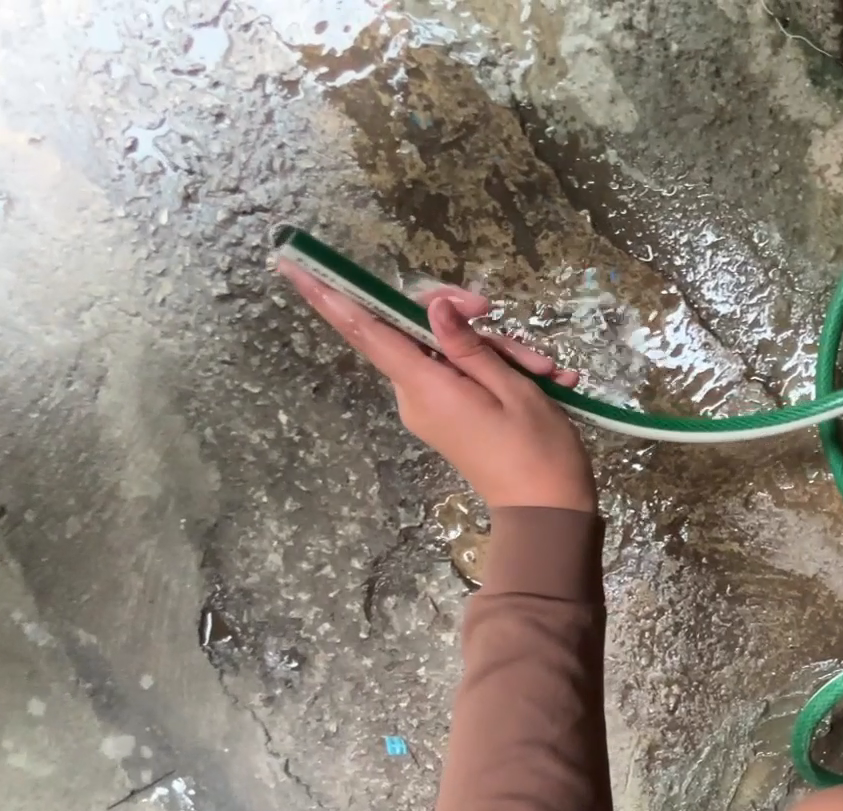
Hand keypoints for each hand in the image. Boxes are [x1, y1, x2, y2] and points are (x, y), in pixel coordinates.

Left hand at [277, 261, 594, 511]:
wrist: (549, 514)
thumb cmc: (538, 451)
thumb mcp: (514, 390)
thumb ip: (470, 347)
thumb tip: (435, 308)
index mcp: (427, 388)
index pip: (367, 332)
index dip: (331, 296)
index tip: (290, 263)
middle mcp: (418, 398)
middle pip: (427, 337)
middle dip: (480, 331)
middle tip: (529, 346)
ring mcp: (434, 411)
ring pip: (456, 357)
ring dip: (506, 358)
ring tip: (552, 374)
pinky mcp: (453, 420)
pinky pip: (467, 380)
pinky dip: (506, 377)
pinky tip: (552, 383)